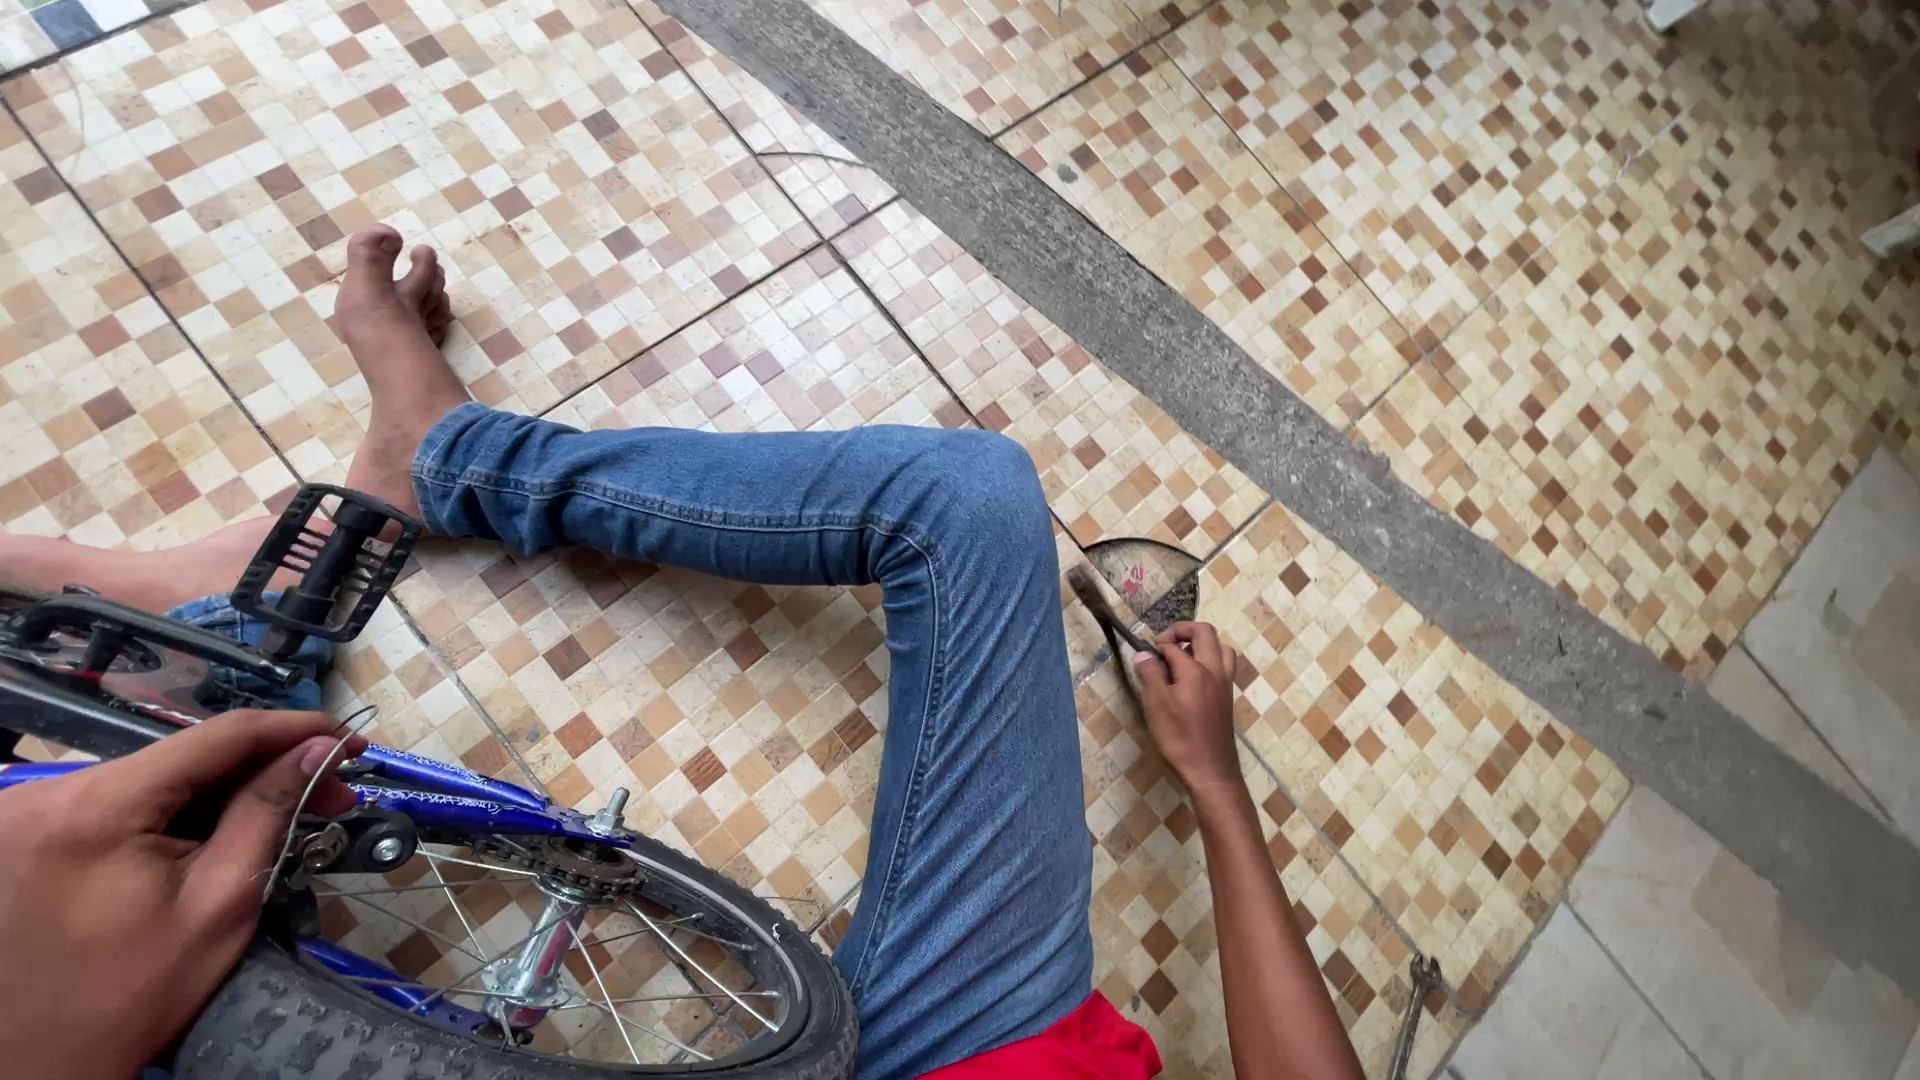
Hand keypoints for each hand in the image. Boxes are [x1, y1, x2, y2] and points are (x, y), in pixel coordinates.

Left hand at [0, 711, 365, 1079]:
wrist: (34, 1068)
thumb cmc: (136, 991)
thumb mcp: (225, 895)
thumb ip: (270, 809)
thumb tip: (320, 748)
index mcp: (93, 808)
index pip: (221, 734)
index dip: (300, 728)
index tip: (354, 742)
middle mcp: (44, 795)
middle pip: (192, 754)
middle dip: (274, 767)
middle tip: (335, 791)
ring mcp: (27, 814)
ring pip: (168, 773)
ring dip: (236, 787)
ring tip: (294, 810)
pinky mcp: (26, 833)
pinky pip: (133, 797)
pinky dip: (191, 806)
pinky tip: (232, 826)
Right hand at [1131, 621, 1242, 795]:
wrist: (1210, 771)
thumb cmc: (1179, 738)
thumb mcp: (1156, 705)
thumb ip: (1150, 674)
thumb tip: (1143, 654)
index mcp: (1196, 670)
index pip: (1173, 646)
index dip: (1155, 646)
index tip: (1142, 657)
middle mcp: (1215, 670)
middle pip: (1206, 633)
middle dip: (1183, 630)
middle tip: (1164, 644)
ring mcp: (1224, 684)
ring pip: (1220, 648)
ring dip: (1201, 645)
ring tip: (1181, 658)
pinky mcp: (1227, 697)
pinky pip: (1223, 665)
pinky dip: (1209, 660)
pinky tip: (1192, 679)